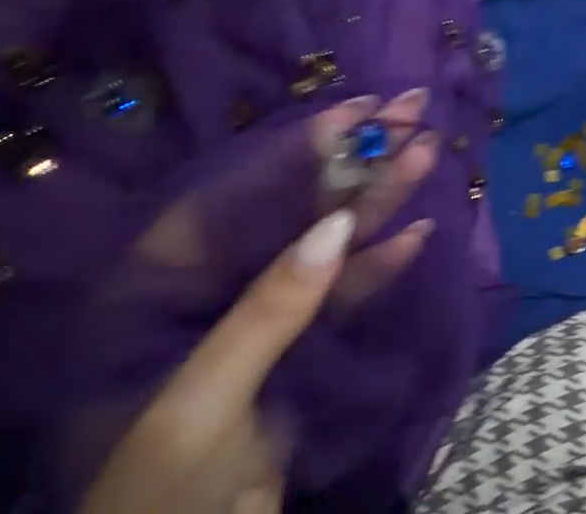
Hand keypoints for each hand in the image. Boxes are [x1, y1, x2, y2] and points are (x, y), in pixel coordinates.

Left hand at [80, 94, 438, 513]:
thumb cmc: (158, 498)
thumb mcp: (201, 404)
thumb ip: (268, 310)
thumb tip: (338, 224)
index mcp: (157, 290)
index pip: (235, 199)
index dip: (300, 150)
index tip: (358, 110)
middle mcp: (208, 291)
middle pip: (290, 214)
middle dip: (353, 164)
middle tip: (411, 113)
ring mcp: (257, 323)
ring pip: (324, 249)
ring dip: (378, 205)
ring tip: (428, 154)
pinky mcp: (295, 358)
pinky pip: (340, 300)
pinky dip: (378, 269)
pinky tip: (418, 234)